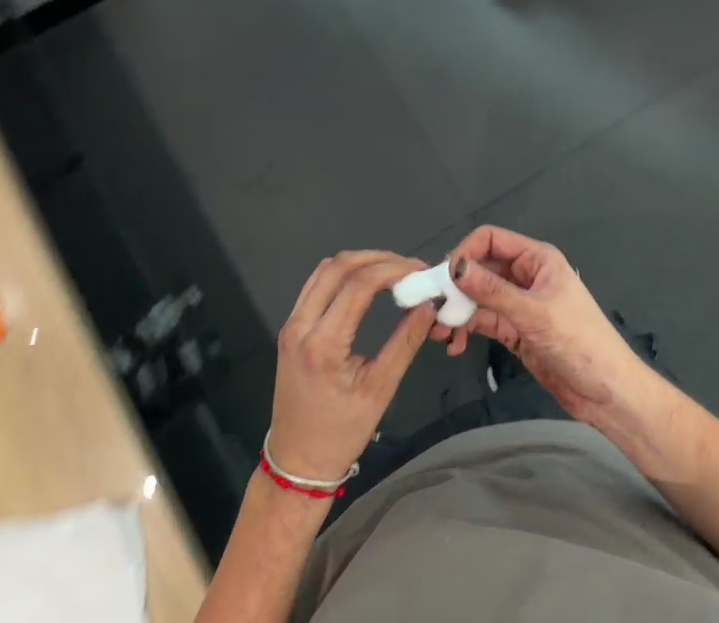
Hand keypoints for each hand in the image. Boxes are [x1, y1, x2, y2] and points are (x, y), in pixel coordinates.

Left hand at [269, 251, 435, 481]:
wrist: (298, 460)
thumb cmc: (341, 432)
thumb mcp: (380, 389)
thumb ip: (404, 342)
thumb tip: (429, 306)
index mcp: (323, 343)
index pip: (358, 284)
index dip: (393, 269)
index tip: (421, 272)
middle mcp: (301, 325)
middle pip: (337, 266)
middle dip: (377, 258)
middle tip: (410, 267)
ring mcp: (291, 325)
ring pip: (323, 271)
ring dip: (359, 263)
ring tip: (393, 271)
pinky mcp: (290, 329)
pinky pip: (315, 287)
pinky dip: (342, 276)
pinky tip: (367, 285)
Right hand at [433, 226, 651, 425]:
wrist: (606, 391)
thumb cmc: (579, 342)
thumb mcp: (534, 314)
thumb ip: (493, 291)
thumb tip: (454, 268)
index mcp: (537, 259)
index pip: (491, 240)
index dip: (465, 252)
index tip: (444, 278)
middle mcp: (526, 276)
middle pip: (480, 269)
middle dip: (455, 287)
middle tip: (432, 309)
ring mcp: (519, 304)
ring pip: (477, 298)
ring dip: (457, 312)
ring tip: (440, 333)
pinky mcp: (515, 331)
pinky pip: (482, 321)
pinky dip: (466, 329)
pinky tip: (455, 345)